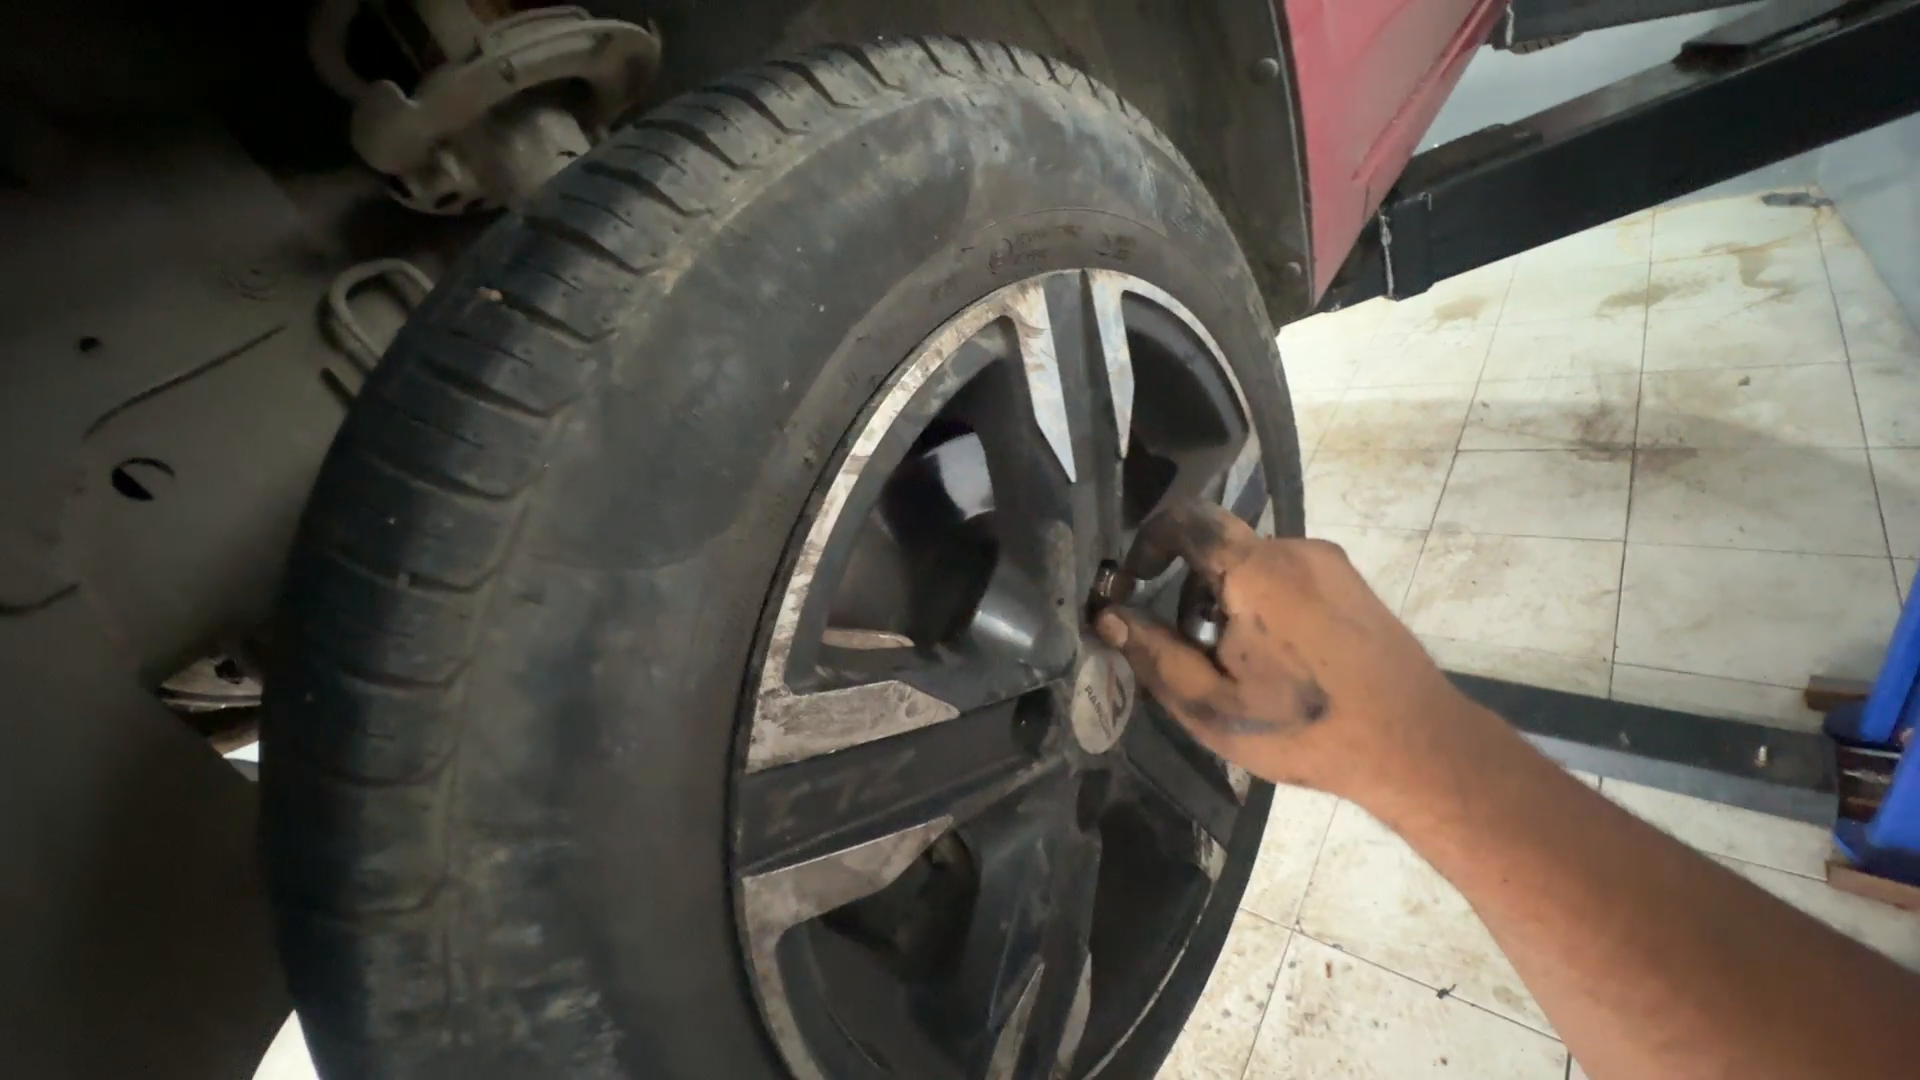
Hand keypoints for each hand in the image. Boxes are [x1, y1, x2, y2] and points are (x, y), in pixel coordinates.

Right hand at [1097, 503, 1474, 798]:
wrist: (1419, 748)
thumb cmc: (1305, 728)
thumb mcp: (1211, 706)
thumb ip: (1153, 654)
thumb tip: (1109, 616)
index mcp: (1258, 572)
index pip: (1186, 520)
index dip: (1149, 543)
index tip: (1137, 584)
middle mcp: (1297, 550)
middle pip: (1219, 551)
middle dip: (1193, 594)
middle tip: (1201, 656)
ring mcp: (1332, 565)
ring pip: (1253, 566)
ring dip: (1229, 603)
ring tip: (1246, 669)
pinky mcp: (1353, 585)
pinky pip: (1288, 578)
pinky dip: (1265, 606)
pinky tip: (1284, 662)